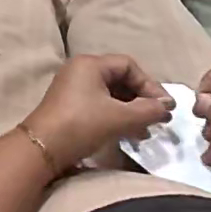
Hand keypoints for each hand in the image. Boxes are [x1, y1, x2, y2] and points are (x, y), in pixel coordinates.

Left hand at [23, 55, 172, 168]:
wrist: (43, 147)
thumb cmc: (82, 124)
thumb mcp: (120, 117)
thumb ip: (148, 110)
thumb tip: (167, 105)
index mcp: (90, 64)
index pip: (128, 66)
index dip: (149, 84)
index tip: (164, 107)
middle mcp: (80, 70)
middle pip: (120, 79)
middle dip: (141, 100)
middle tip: (159, 119)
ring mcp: (73, 88)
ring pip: (111, 94)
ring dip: (131, 111)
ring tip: (146, 131)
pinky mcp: (70, 105)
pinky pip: (100, 104)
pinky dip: (117, 116)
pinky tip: (129, 134)